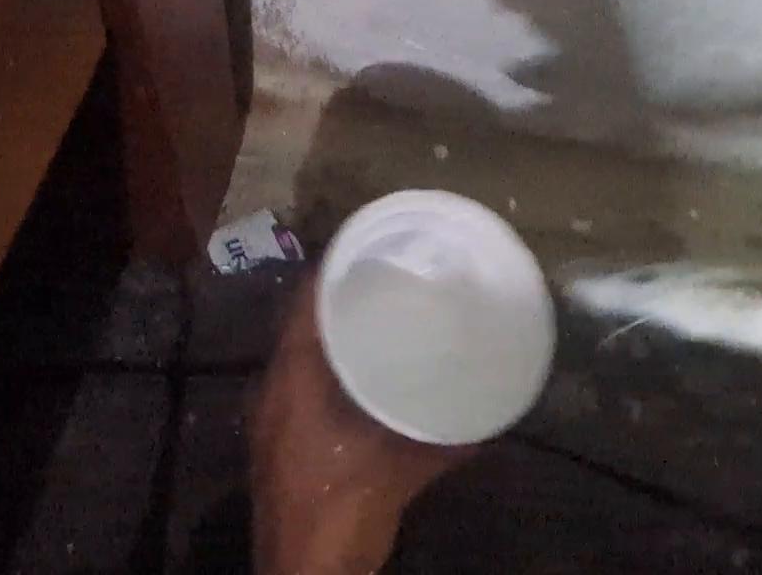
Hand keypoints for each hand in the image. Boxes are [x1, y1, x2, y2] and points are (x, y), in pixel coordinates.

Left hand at [250, 275, 475, 574]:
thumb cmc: (340, 510)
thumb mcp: (398, 471)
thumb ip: (443, 441)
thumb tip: (487, 418)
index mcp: (292, 380)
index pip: (306, 305)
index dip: (332, 272)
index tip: (366, 251)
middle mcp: (275, 389)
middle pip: (303, 326)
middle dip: (338, 302)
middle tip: (382, 281)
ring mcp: (274, 416)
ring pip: (301, 355)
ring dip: (331, 335)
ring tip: (376, 318)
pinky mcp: (280, 442)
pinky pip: (302, 383)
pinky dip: (328, 369)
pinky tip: (361, 377)